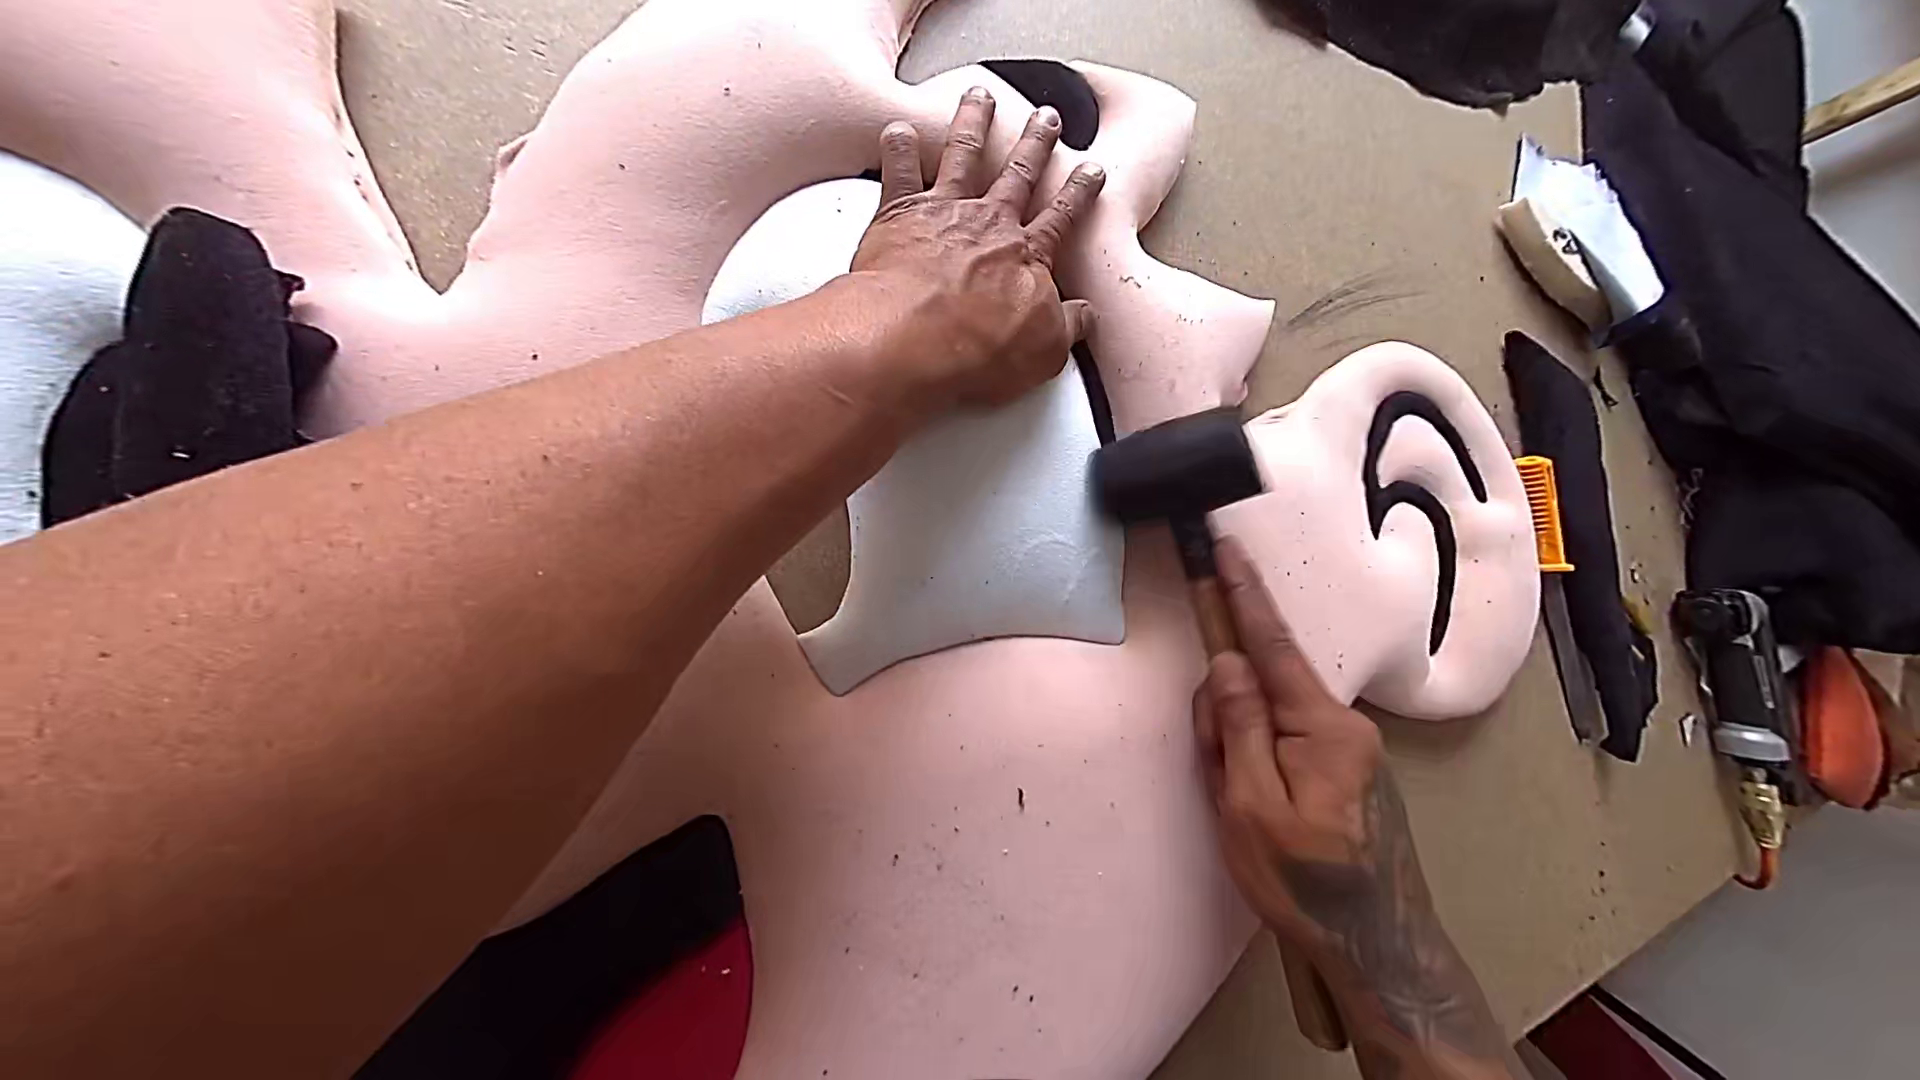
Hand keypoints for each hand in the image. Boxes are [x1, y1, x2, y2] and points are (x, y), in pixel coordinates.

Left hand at [851, 87, 1104, 407]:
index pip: (1062, 215)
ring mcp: (944, 211)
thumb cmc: (977, 350)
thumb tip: (1086, 317)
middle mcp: (990, 221)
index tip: (1090, 172)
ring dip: (975, 122)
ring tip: (981, 97)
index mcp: (1027, 254)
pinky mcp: (899, 214)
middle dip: (1036, 142)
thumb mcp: (1044, 352)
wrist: (917, 340)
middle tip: (1046, 117)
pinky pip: (899, 169)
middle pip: (1020, 172)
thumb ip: (1068, 328)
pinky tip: (900, 130)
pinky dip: (898, 147)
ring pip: (964, 152)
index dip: (1079, 193)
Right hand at [1195, 538, 1514, 1077]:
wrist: (1378, 950)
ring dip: (1236, 742)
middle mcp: (1340, 723)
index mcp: (1321, 726)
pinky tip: (1254, 797)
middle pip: (1261, 684)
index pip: (1271, 644)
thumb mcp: (1249, 804)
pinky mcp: (1342, 763)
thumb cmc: (1305, 880)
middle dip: (1223, 711)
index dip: (1244, 594)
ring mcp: (1346, 744)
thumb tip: (1226, 662)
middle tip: (1215, 768)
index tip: (1229, 548)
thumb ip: (1237, 725)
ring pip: (1268, 713)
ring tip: (1236, 799)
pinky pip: (1282, 736)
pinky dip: (1253, 754)